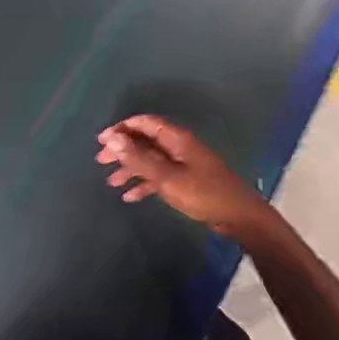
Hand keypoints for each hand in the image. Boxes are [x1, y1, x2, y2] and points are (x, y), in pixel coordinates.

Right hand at [97, 116, 272, 236]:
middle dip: (123, 148)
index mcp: (177, 139)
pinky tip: (130, 196)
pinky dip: (145, 183)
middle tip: (100, 161)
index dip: (123, 128)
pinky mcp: (187, 181)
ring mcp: (184, 164)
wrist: (238, 216)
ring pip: (151, 160)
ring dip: (131, 168)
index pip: (146, 123)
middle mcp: (179, 147)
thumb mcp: (168, 177)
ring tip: (111, 182)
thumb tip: (113, 139)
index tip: (102, 140)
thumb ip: (140, 159)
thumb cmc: (204, 194)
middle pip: (146, 141)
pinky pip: (160, 177)